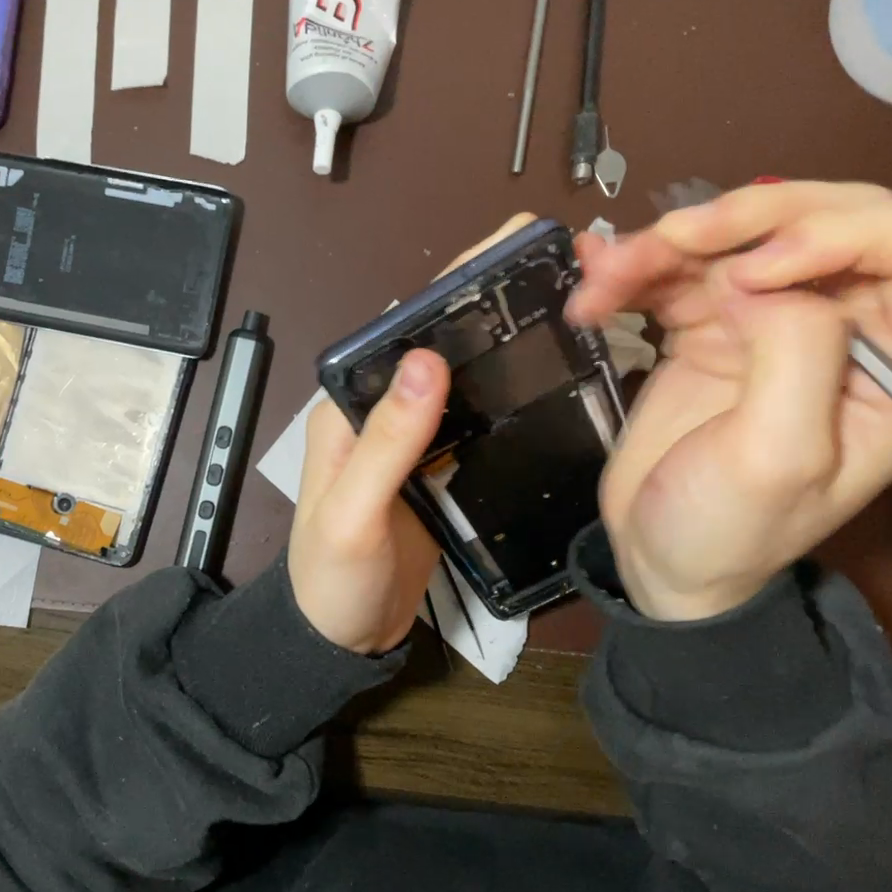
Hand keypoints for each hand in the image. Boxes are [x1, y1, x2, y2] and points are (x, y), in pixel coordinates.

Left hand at [289, 215, 536, 653]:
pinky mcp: (435, 471)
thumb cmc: (331, 580)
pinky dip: (502, 402)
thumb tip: (423, 361)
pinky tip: (540, 386)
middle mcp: (377, 416)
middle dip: (483, 308)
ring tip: (560, 311)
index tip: (504, 254)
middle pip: (433, 351)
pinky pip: (472, 426)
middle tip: (552, 270)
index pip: (397, 337)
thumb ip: (385, 443)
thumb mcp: (354, 513)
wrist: (342, 637)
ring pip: (459, 383)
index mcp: (346, 411)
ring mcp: (410, 443)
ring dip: (498, 349)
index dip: (448, 293)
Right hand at [565, 182, 891, 620]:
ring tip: (598, 289)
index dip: (853, 230)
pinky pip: (677, 267)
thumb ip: (795, 354)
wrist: (658, 557)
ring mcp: (777, 316)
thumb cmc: (731, 528)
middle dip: (745, 218)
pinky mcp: (711, 322)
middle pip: (832, 209)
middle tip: (667, 244)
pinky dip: (629, 268)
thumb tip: (756, 275)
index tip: (754, 272)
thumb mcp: (776, 458)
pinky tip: (590, 285)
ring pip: (741, 231)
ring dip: (662, 246)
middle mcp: (856, 320)